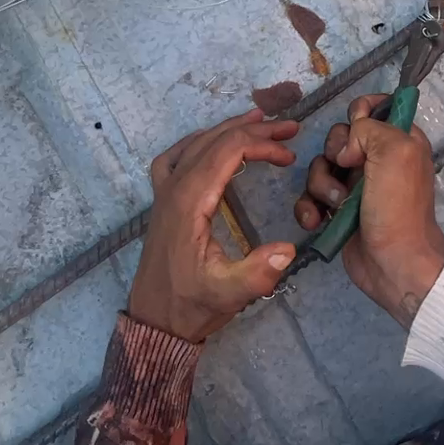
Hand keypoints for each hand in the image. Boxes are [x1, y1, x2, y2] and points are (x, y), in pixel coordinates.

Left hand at [129, 109, 298, 341]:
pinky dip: (201, 141)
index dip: (262, 145)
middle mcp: (174, 187)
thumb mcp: (228, 294)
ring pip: (197, 142)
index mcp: (190, 201)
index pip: (228, 151)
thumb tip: (288, 248)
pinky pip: (178, 155)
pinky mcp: (163, 200)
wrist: (153, 322)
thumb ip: (258, 272)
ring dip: (231, 129)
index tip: (290, 155)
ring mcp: (164, 191)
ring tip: (261, 122)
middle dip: (255, 130)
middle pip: (215, 140)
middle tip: (290, 128)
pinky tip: (215, 142)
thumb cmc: (191, 306)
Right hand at [294, 95, 443, 326]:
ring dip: (321, 185)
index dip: (360, 112)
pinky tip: (316, 220)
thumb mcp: (396, 151)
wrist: (393, 264)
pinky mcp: (336, 210)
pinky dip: (309, 207)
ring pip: (320, 166)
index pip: (373, 107)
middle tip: (346, 169)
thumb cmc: (399, 206)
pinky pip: (310, 196)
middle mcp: (375, 158)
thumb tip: (346, 146)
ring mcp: (354, 185)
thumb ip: (369, 127)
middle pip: (338, 136)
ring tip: (336, 204)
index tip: (356, 126)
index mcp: (398, 139)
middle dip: (334, 153)